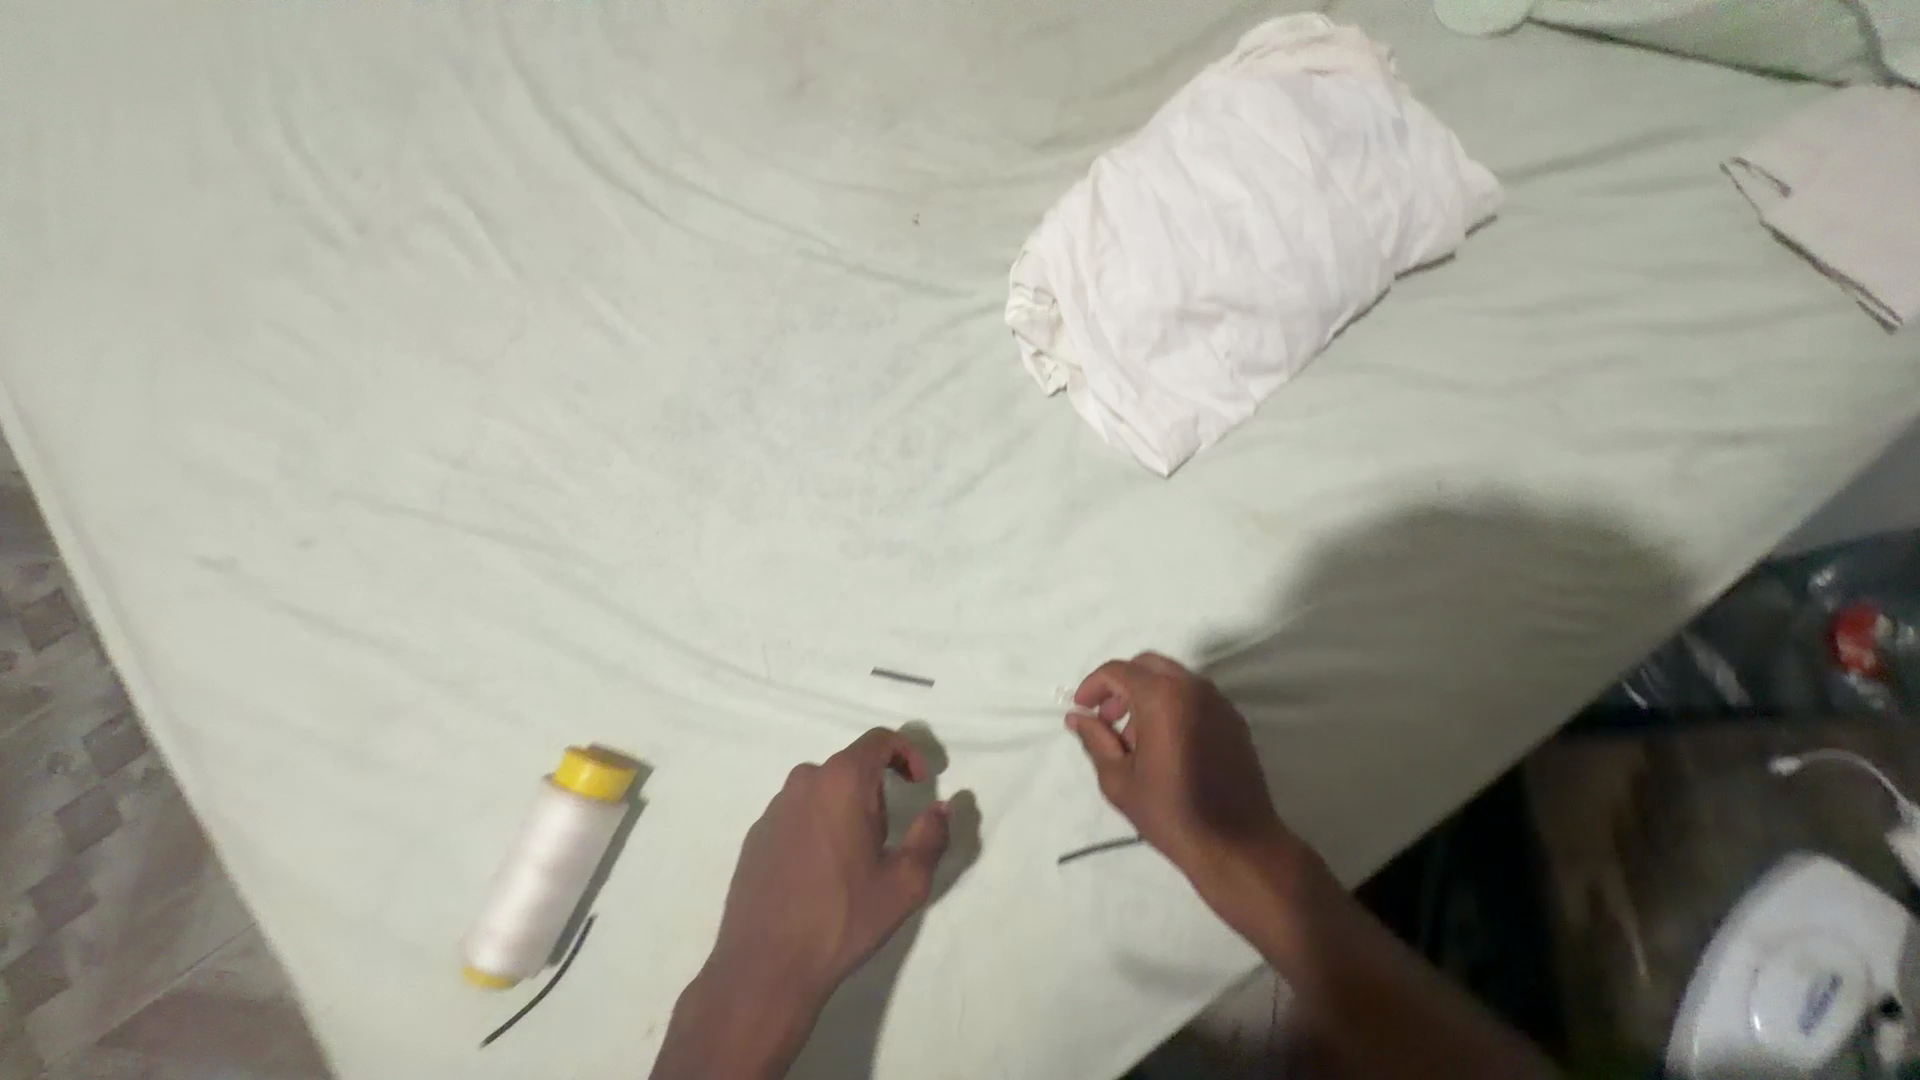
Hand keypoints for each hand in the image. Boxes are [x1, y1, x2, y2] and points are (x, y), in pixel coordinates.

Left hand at [706, 728, 951, 1016]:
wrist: (766, 966)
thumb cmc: (842, 917)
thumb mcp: (905, 882)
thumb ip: (932, 836)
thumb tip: (943, 808)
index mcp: (841, 781)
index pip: (879, 739)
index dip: (907, 753)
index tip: (921, 784)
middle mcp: (803, 782)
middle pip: (851, 767)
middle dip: (876, 793)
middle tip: (886, 841)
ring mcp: (773, 808)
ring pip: (823, 792)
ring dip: (845, 811)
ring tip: (853, 864)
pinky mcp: (755, 835)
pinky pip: (798, 815)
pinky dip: (817, 829)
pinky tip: (820, 876)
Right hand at [1067, 653, 1306, 894]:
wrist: (1236, 845)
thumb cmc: (1171, 813)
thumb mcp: (1119, 779)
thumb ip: (1095, 739)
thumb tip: (1077, 717)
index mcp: (1162, 697)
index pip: (1118, 671)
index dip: (1093, 686)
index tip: (1082, 709)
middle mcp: (1193, 688)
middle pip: (1147, 665)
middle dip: (1121, 685)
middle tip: (1107, 717)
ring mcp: (1218, 702)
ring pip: (1173, 678)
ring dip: (1147, 694)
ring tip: (1134, 737)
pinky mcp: (1234, 720)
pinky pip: (1195, 696)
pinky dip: (1173, 704)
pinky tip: (1165, 744)